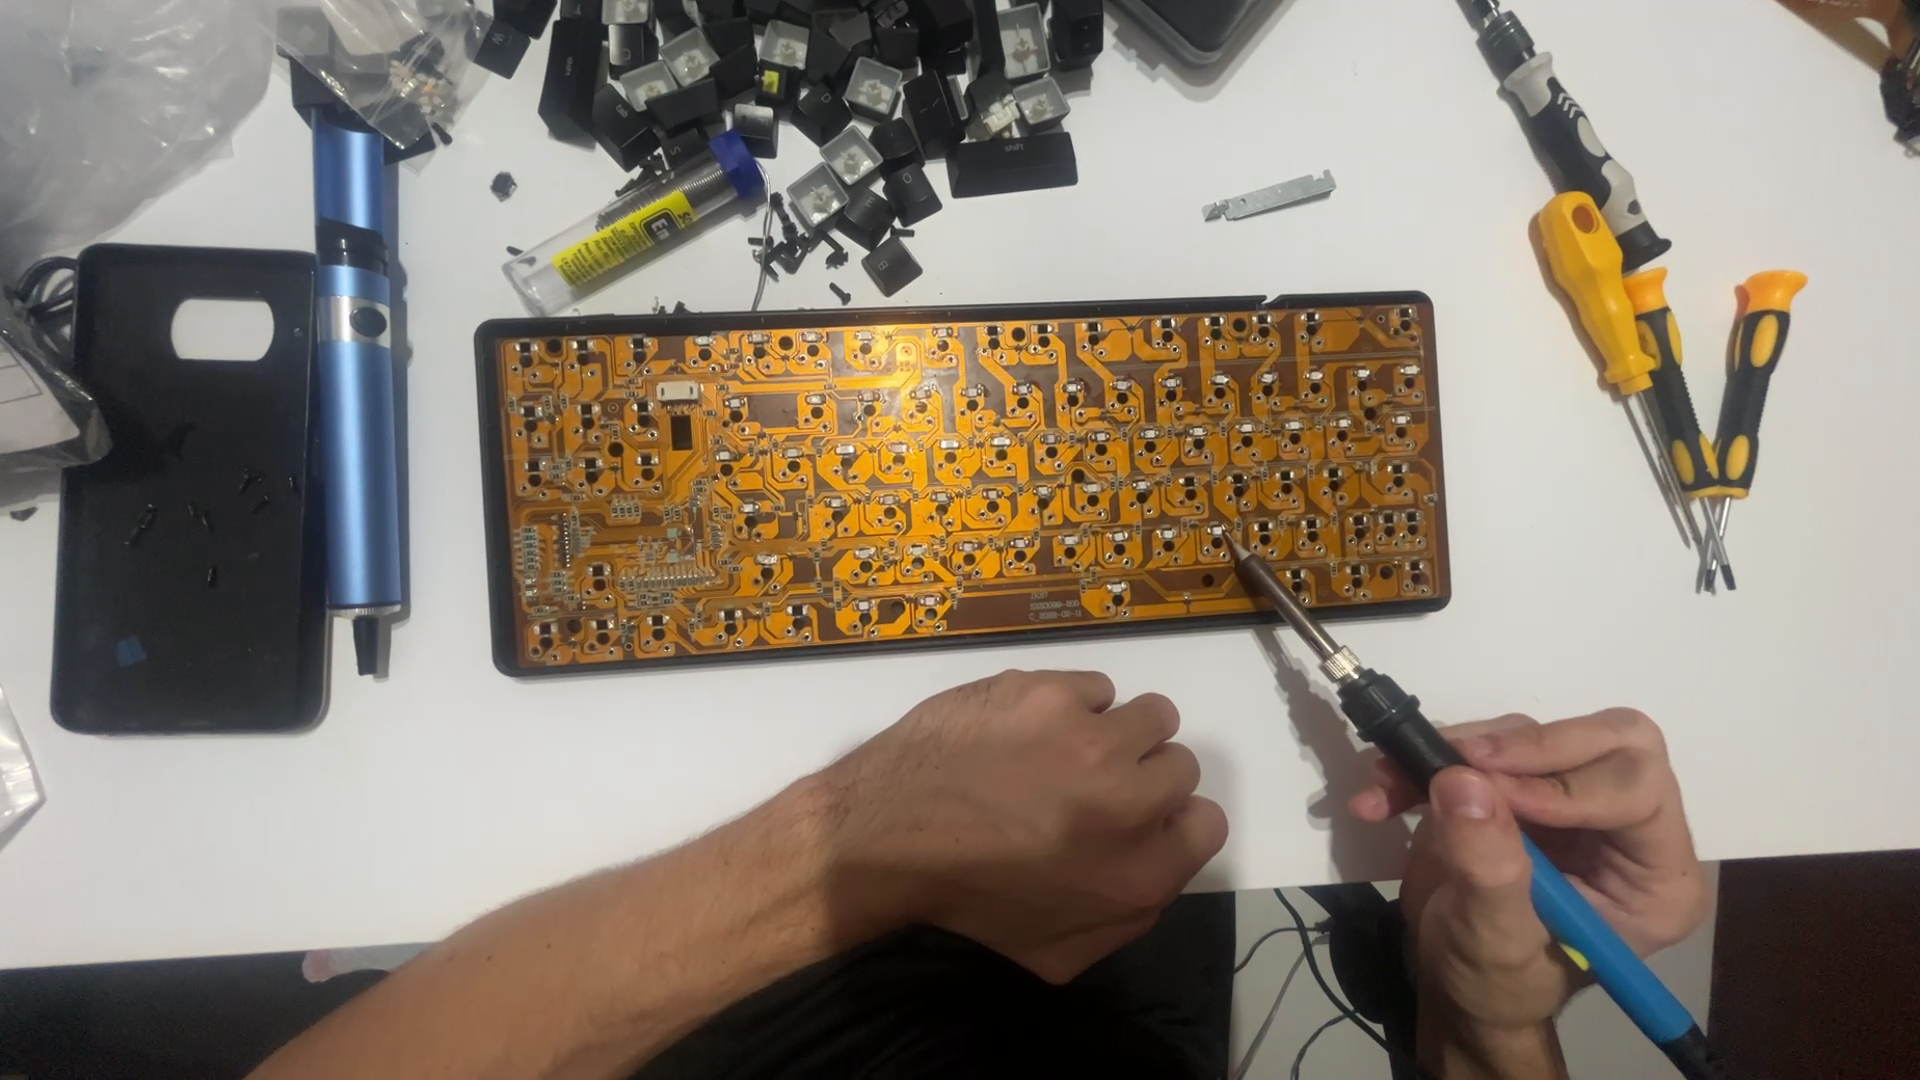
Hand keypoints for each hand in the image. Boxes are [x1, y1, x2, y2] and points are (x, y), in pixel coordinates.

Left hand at [811, 670, 1227, 983]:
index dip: (1172, 818)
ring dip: (1115, 731)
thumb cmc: (969, 898)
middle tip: (1092, 781)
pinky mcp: (1047, 689)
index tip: (1136, 816)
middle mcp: (1127, 797)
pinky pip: (1093, 686)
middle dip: (1144, 773)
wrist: (890, 833)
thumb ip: (1133, 909)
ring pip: (1149, 714)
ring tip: (1063, 747)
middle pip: (1182, 763)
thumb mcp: (1060, 949)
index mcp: (1138, 872)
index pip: (1208, 823)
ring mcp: (1088, 734)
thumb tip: (1162, 852)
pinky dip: (1071, 703)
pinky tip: (1028, 725)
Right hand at [1348, 711, 1708, 1062]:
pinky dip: (1418, 759)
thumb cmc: (1494, 981)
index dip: (1563, 782)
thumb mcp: (1494, 940)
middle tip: (1458, 760)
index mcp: (1650, 874)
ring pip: (1528, 735)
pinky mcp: (1504, 786)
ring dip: (1452, 751)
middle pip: (1606, 741)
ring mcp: (1559, 799)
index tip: (1490, 795)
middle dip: (1524, 746)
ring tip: (1392, 783)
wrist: (1450, 977)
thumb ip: (1488, 868)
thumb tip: (1462, 782)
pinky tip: (1382, 794)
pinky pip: (1470, 746)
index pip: (1636, 789)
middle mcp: (1618, 826)